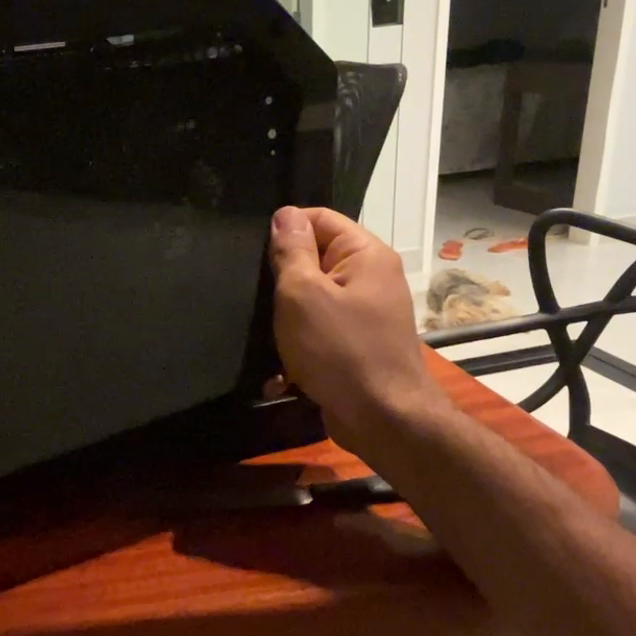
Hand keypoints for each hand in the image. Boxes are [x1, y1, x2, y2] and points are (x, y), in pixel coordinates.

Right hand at [267, 206, 447, 455]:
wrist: (383, 419)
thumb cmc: (340, 351)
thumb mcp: (303, 295)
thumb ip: (291, 252)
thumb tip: (285, 215)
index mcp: (365, 254)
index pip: (319, 218)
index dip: (285, 231)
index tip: (255, 257)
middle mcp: (371, 278)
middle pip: (314, 261)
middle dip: (281, 281)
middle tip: (252, 298)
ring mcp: (366, 315)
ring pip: (312, 302)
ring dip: (285, 322)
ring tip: (262, 338)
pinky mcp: (357, 347)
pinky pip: (320, 335)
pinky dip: (299, 350)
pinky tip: (279, 375)